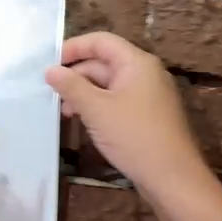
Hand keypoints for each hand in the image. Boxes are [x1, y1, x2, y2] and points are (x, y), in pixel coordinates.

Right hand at [45, 32, 213, 202]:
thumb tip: (50, 70)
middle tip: (50, 93)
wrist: (173, 178)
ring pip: (107, 83)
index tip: (48, 64)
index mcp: (137, 63)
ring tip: (64, 112)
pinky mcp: (146, 115)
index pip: (100, 41)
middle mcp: (145, 73)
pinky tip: (82, 121)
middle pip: (103, 62)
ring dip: (83, 93)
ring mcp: (147, 95)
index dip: (72, 48)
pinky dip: (96, 106)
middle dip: (75, 75)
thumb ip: (71, 86)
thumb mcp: (96, 109)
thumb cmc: (135, 137)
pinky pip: (116, 100)